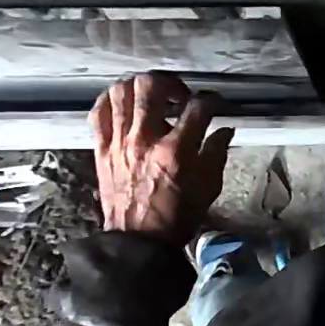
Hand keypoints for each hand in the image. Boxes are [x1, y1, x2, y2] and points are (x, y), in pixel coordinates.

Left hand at [90, 72, 233, 244]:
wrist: (138, 243)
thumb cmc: (176, 216)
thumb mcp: (208, 187)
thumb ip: (217, 152)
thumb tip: (225, 129)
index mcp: (176, 152)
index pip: (198, 107)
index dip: (212, 100)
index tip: (216, 104)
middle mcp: (145, 140)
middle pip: (152, 86)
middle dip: (172, 82)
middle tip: (181, 94)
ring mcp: (119, 143)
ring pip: (122, 91)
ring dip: (141, 86)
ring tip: (153, 96)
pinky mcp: (102, 149)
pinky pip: (99, 111)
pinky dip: (112, 100)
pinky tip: (125, 104)